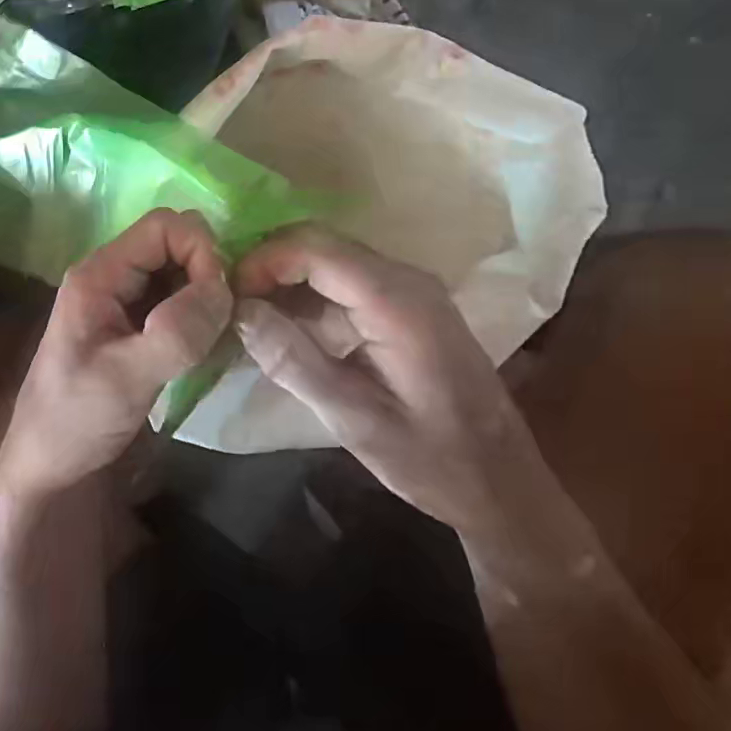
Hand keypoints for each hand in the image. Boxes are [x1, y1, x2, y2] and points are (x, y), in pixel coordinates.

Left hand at [0, 209, 232, 495]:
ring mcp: (124, 304)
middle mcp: (111, 279)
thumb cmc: (74, 420)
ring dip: (207, 298)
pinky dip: (201, 318)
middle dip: (208, 272)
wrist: (48, 467)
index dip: (200, 249)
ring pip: (180, 275)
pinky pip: (178, 304)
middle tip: (228, 318)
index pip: (163, 226)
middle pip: (174, 245)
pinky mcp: (137, 331)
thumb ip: (174, 332)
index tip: (221, 297)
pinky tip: (211, 348)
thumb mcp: (124, 379)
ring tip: (222, 336)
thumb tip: (223, 288)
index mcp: (98, 275)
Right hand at [233, 225, 543, 533]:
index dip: (263, 261)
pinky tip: (282, 330)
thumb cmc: (431, 459)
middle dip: (267, 267)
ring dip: (283, 282)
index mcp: (398, 301)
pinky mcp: (403, 306)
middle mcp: (405, 279)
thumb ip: (292, 360)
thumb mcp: (352, 419)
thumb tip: (238, 309)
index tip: (228, 297)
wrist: (501, 485)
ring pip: (327, 259)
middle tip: (231, 307)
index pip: (314, 248)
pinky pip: (342, 282)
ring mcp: (407, 290)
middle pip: (319, 244)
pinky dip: (305, 297)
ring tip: (247, 320)